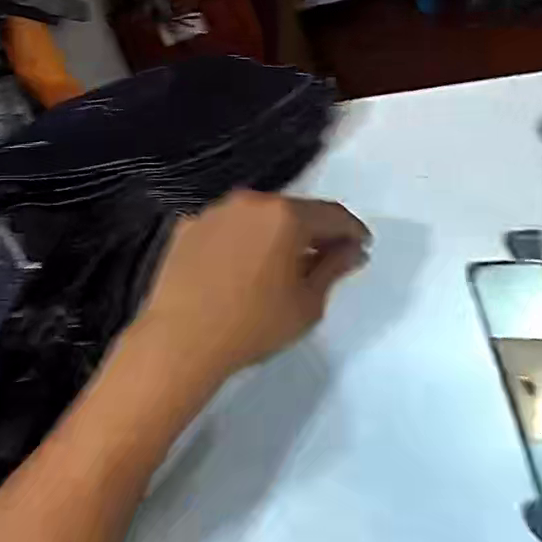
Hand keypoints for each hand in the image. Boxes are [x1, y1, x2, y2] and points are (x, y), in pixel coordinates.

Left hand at [130, 190, 370, 389]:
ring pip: (256, 217)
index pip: (331, 215)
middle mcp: (249, 202)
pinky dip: (241, 242)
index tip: (361, 247)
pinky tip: (240, 269)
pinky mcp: (187, 227)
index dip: (351, 231)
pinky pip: (226, 229)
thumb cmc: (254, 324)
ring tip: (280, 265)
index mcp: (285, 214)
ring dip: (274, 235)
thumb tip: (352, 249)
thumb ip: (334, 267)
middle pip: (292, 211)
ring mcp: (214, 212)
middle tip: (325, 258)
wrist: (180, 340)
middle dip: (312, 232)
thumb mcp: (308, 303)